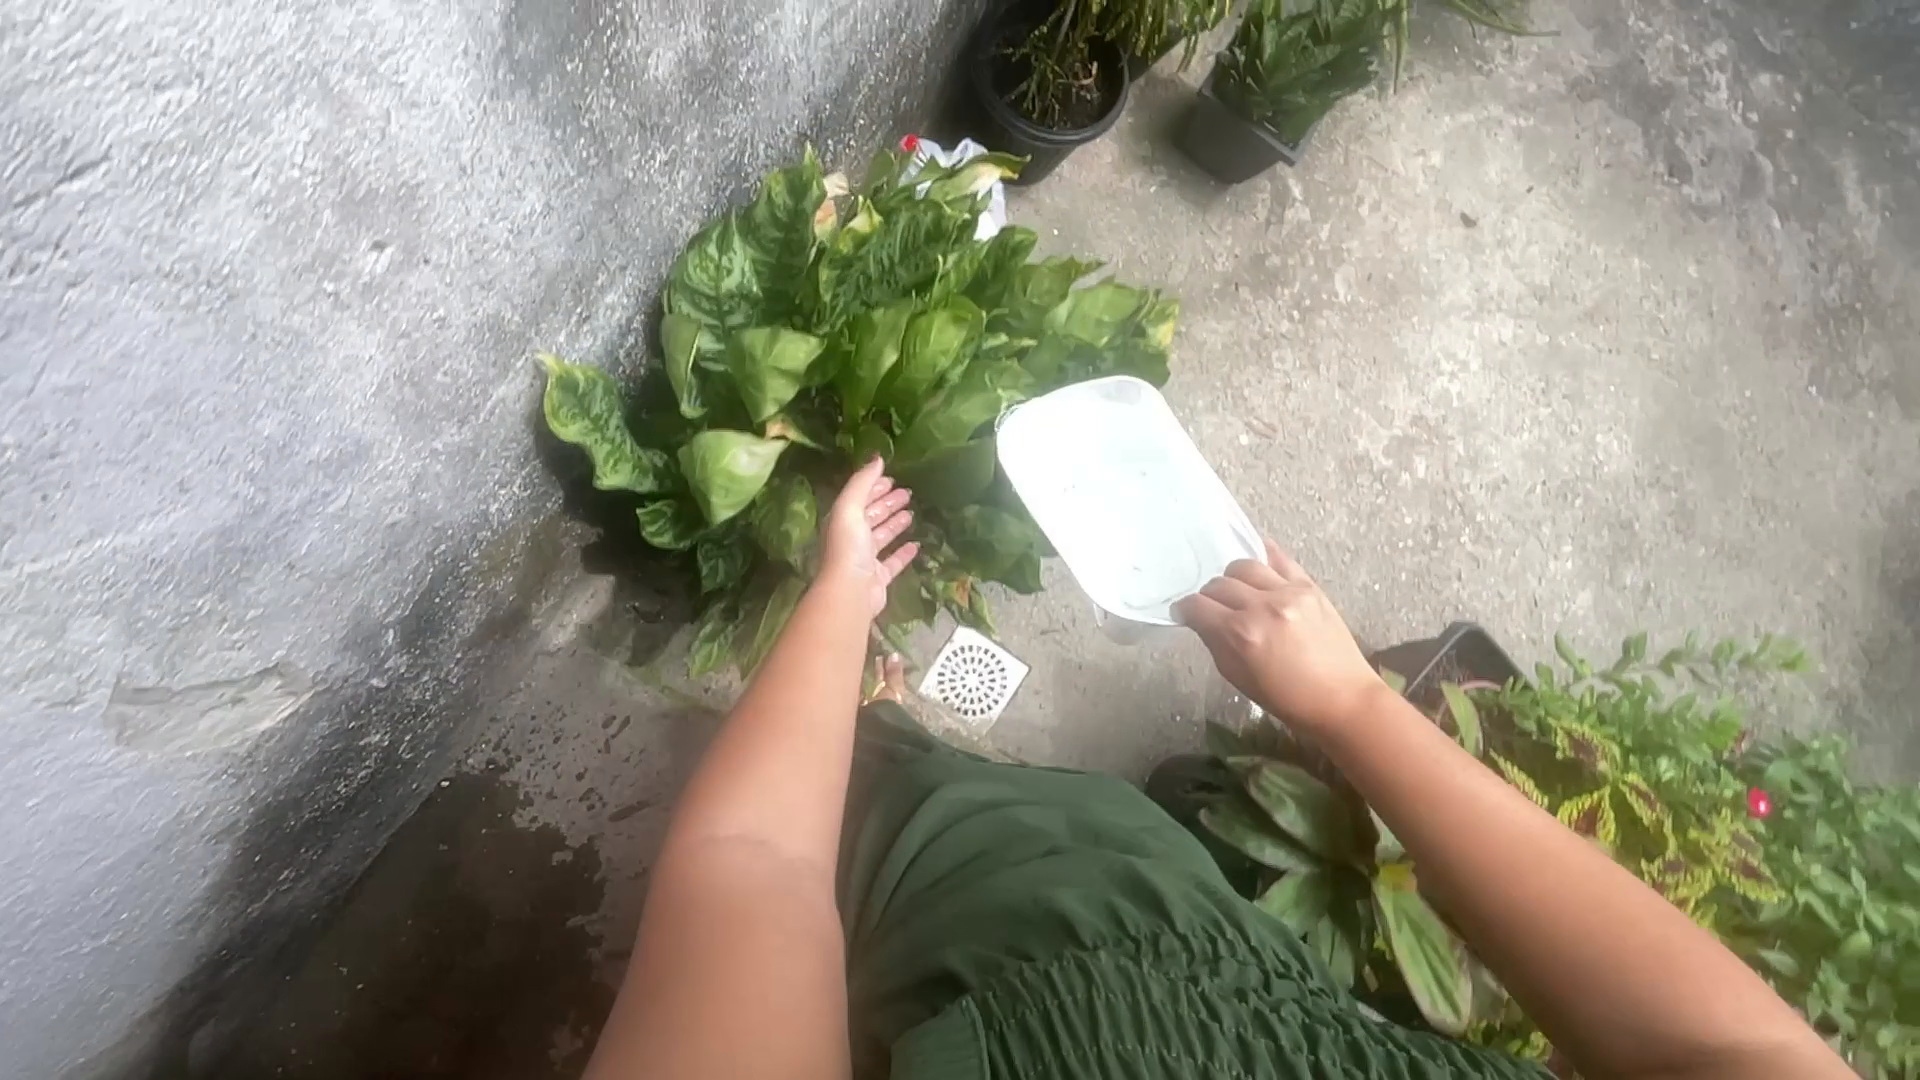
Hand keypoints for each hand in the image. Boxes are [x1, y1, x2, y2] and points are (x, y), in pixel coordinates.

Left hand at [817, 457, 919, 618]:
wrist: (850, 591)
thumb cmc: (848, 547)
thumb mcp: (850, 507)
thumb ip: (862, 482)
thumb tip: (877, 457)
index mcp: (843, 521)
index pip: (860, 499)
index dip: (874, 487)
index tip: (891, 478)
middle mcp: (852, 538)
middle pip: (872, 516)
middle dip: (887, 503)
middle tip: (907, 492)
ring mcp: (865, 559)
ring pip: (883, 537)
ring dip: (895, 524)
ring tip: (911, 513)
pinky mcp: (879, 577)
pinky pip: (894, 561)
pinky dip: (904, 552)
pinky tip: (916, 544)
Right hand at [1173, 538, 1384, 736]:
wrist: (1342, 698)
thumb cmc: (1285, 698)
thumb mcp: (1236, 676)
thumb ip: (1214, 641)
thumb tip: (1201, 619)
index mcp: (1240, 634)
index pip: (1197, 605)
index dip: (1185, 609)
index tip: (1185, 614)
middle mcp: (1261, 607)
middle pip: (1218, 584)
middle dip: (1209, 596)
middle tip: (1213, 609)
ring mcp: (1288, 593)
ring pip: (1243, 566)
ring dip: (1233, 579)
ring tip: (1238, 592)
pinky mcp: (1309, 586)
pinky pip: (1279, 558)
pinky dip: (1263, 557)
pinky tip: (1256, 565)